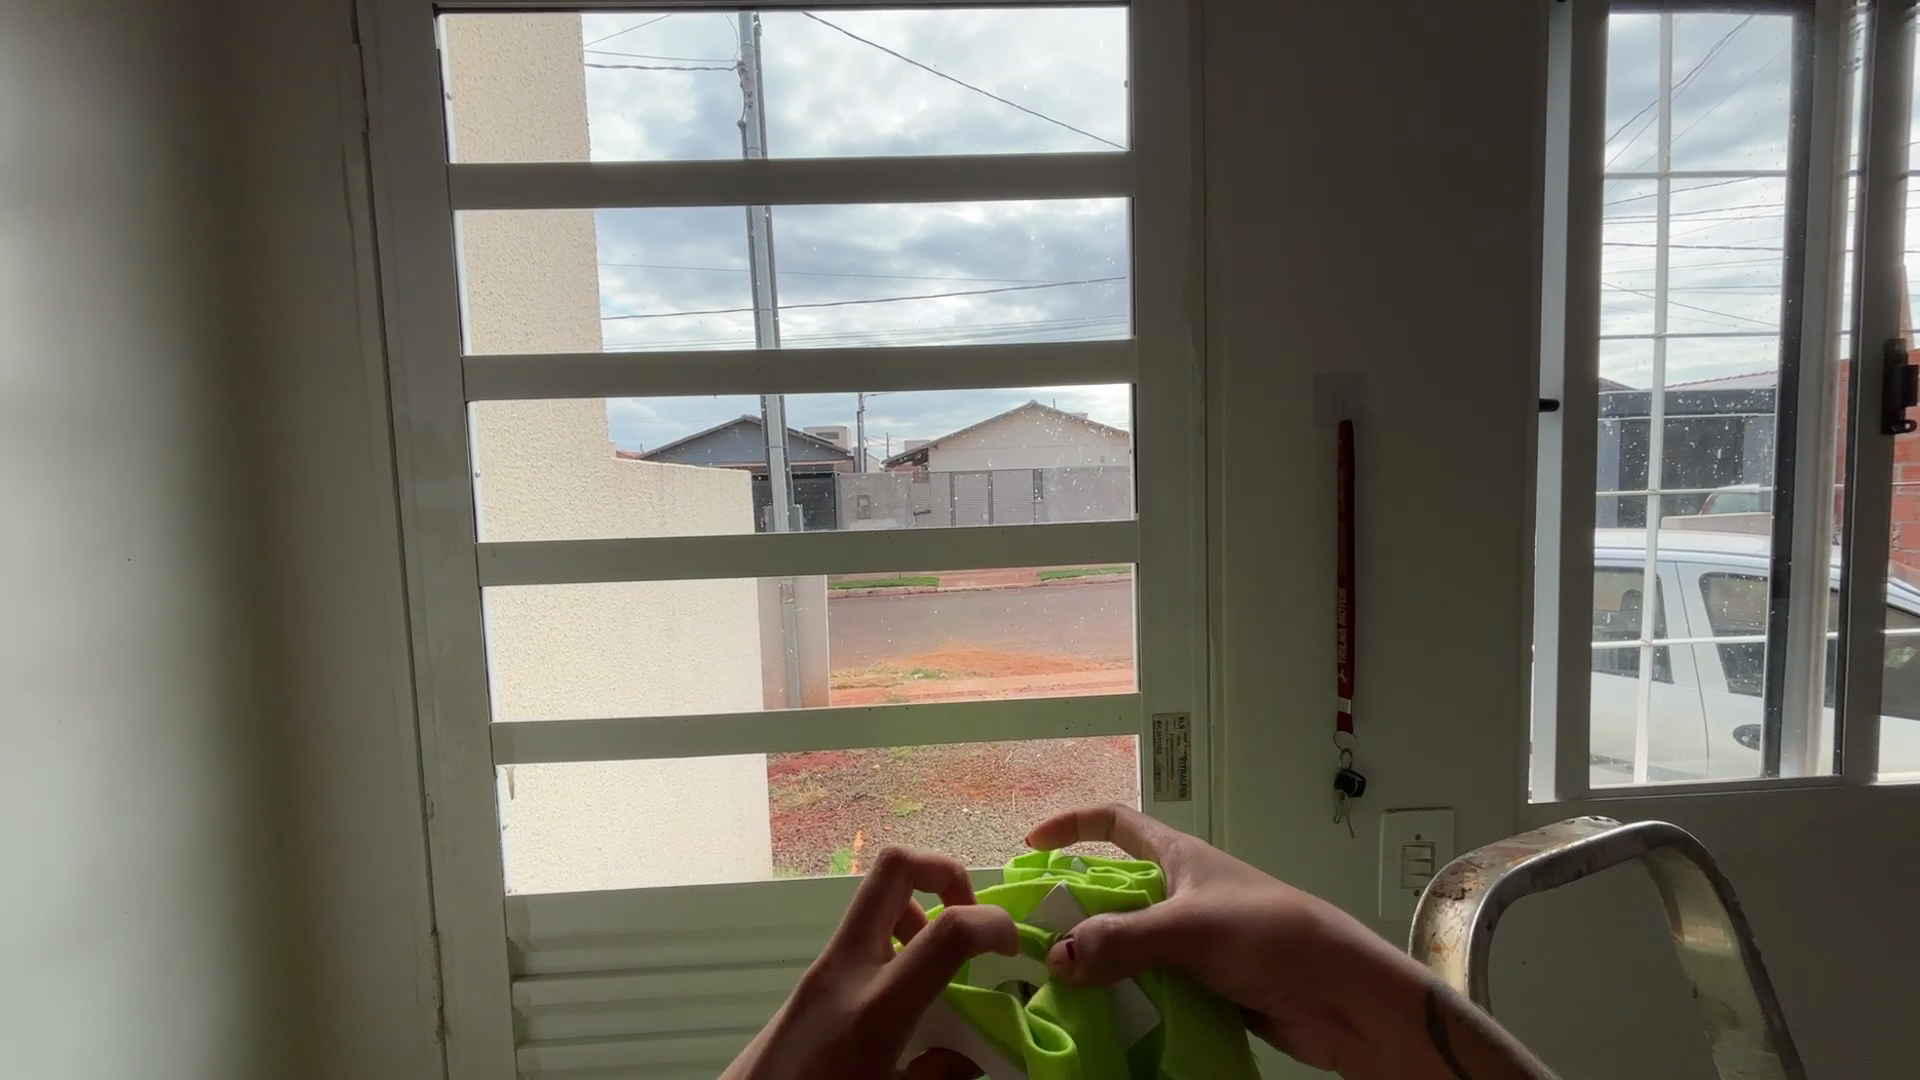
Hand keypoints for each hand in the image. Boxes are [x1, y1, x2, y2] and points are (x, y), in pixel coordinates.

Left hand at [722, 847, 1017, 1079]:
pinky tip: (907, 987)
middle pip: (894, 866)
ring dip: (922, 907)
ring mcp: (823, 965)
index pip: (945, 932)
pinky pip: (866, 928)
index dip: (992, 923)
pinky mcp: (813, 975)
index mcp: (871, 1011)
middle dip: (945, 872)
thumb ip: (942, 1076)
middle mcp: (844, 969)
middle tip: (970, 916)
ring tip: (941, 963)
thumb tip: (977, 1051)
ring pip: (879, 894)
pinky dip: (900, 934)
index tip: (1011, 947)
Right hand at [1027, 805, 1554, 1079]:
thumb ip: (1121, 940)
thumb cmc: (1269, 934)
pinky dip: (1125, 995)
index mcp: (1176, 855)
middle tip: (1033, 937)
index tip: (1031, 844)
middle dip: (1074, 907)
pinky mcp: (1205, 983)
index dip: (1071, 825)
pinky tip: (1101, 1016)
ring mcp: (1192, 939)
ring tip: (1056, 985)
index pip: (1113, 822)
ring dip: (1097, 959)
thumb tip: (1056, 959)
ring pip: (1129, 941)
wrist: (1349, 999)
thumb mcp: (1189, 928)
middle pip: (1112, 889)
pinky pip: (1150, 982)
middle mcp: (1179, 891)